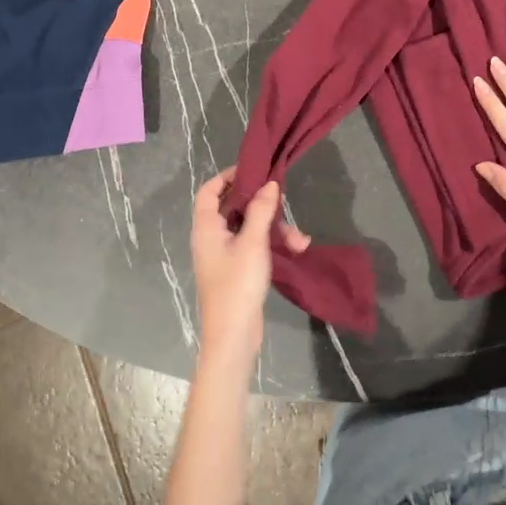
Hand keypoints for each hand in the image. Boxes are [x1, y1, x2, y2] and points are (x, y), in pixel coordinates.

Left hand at [190, 167, 310, 358]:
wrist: (233, 337)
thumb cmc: (237, 285)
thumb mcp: (253, 243)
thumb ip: (261, 210)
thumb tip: (269, 183)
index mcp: (206, 228)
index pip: (209, 191)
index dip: (227, 176)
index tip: (252, 169)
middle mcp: (211, 238)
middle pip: (233, 208)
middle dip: (261, 205)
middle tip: (282, 199)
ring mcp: (224, 255)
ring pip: (249, 228)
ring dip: (274, 228)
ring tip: (299, 239)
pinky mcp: (237, 270)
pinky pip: (254, 246)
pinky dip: (272, 245)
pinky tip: (297, 249)